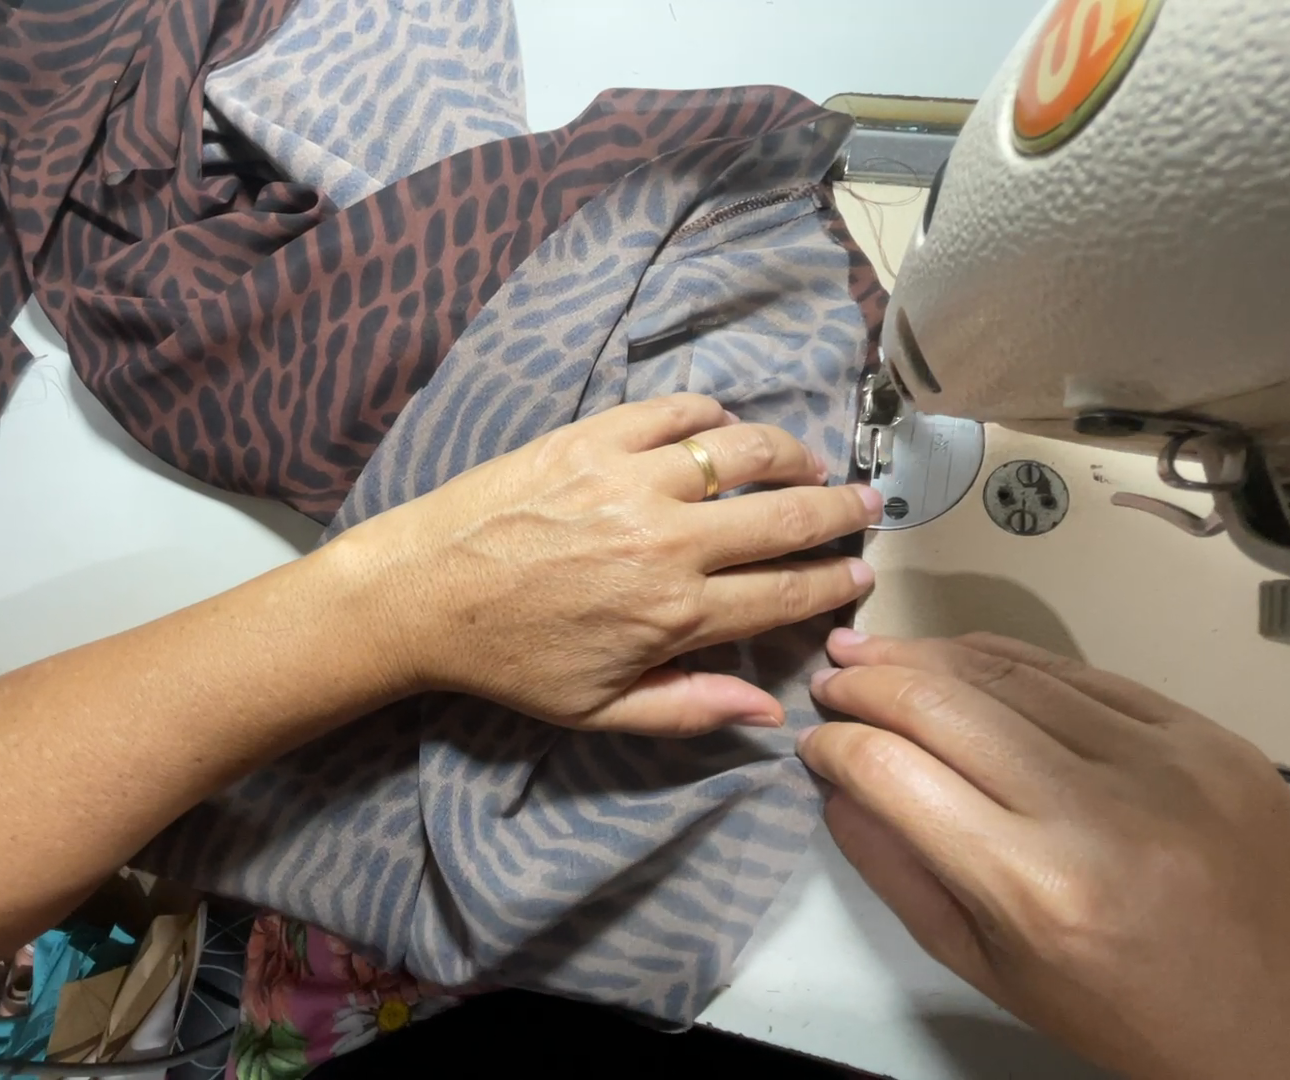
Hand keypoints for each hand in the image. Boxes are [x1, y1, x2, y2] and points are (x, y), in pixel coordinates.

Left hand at [331, 392, 880, 735]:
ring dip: (792, 454)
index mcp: (674, 613)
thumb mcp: (595, 710)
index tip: (862, 572)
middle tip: (865, 507)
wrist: (424, 593)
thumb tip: (772, 708)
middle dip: (840, 512)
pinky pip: (673, 411)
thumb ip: (688, 707)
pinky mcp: (589, 440)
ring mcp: (629, 481)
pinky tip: (720, 427)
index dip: (835, 583)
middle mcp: (668, 541)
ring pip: (743, 451)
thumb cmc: (508, 659)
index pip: (786, 593)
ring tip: (806, 462)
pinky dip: (710, 413)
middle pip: (785, 517)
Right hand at [799, 631, 1289, 1079]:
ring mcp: (1164, 762)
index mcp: (1035, 887)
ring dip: (914, 653)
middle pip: (937, 704)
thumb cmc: (1122, 1012)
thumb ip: (888, 865)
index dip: (834, 743)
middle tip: (825, 678)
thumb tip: (833, 777)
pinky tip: (947, 655)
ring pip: (998, 672)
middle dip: (862, 682)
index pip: (890, 770)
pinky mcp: (1205, 735)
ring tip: (865, 649)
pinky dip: (990, 655)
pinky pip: (1069, 668)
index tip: (812, 740)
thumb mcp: (978, 962)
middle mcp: (1098, 812)